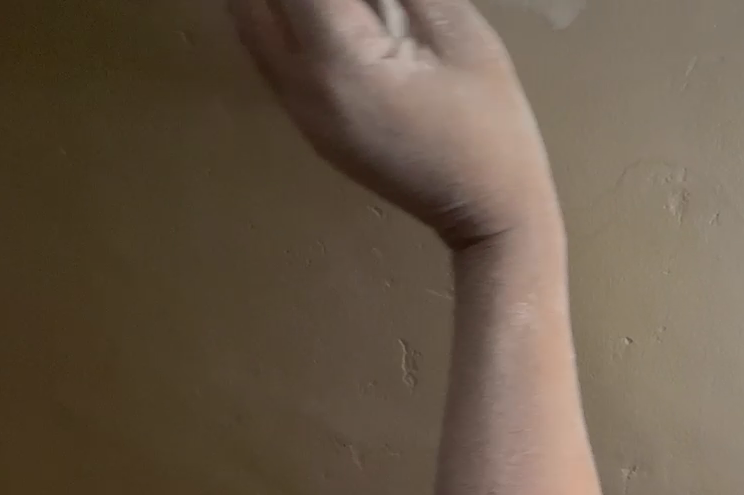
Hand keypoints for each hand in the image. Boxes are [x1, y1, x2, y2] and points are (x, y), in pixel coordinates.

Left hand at [230, 0, 559, 249]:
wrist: (496, 222)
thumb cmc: (497, 137)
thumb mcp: (465, 41)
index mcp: (341, 60)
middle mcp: (300, 85)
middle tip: (366, 1)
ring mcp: (300, 112)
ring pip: (246, 16)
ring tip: (341, 6)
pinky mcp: (311, 127)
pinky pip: (268, 51)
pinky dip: (283, 17)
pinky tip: (329, 16)